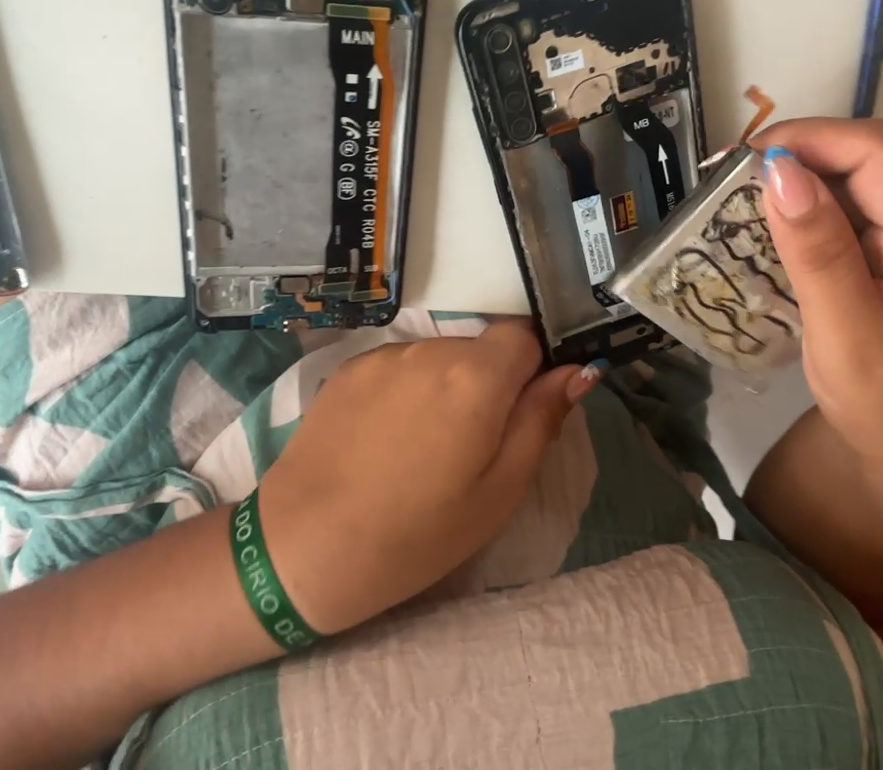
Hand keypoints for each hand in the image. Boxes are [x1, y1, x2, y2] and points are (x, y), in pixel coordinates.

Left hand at [256, 320, 597, 634]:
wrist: (305, 548)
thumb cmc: (417, 534)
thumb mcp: (499, 491)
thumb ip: (542, 420)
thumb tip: (578, 370)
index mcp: (475, 377)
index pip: (524, 335)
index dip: (532, 368)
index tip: (523, 412)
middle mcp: (428, 349)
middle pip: (479, 349)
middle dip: (489, 385)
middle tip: (473, 449)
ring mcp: (381, 356)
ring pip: (437, 358)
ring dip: (446, 388)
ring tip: (423, 451)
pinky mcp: (346, 370)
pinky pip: (398, 368)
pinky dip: (406, 393)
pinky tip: (386, 443)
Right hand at [750, 118, 882, 578]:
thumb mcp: (849, 344)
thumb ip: (820, 254)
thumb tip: (780, 171)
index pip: (882, 155)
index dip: (810, 140)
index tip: (736, 162)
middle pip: (874, 159)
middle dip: (799, 158)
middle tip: (724, 184)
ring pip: (862, 181)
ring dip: (800, 184)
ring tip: (736, 205)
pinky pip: (859, 212)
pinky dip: (810, 212)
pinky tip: (771, 232)